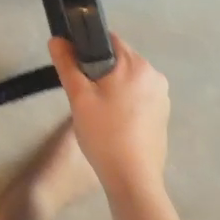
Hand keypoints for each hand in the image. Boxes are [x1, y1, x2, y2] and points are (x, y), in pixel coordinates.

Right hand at [49, 32, 170, 195]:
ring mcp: (162, 98)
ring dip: (111, 87)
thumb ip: (67, 64)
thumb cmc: (105, 134)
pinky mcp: (162, 116)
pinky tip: (112, 123)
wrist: (132, 180)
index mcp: (138, 65)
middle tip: (83, 95)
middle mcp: (155, 76)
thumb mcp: (78, 97)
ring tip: (96, 112)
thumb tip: (57, 39)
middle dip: (98, 71)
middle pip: (118, 60)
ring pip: (128, 80)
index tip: (74, 68)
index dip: (87, 48)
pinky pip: (138, 97)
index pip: (108, 40)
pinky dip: (124, 103)